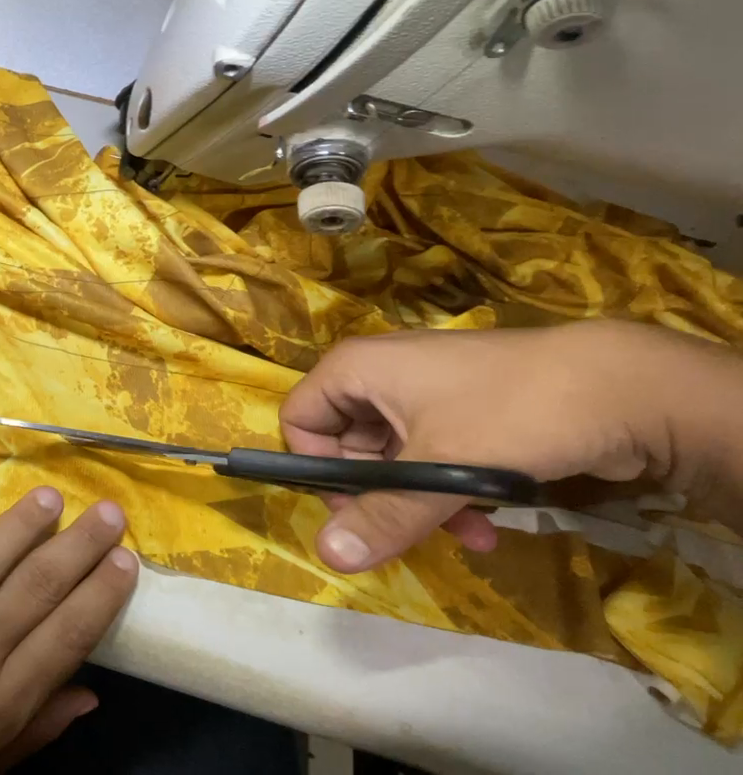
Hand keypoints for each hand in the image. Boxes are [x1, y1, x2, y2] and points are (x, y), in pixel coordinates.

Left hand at [0, 487, 137, 774]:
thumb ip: (40, 725)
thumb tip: (92, 692)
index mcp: (1, 701)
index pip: (65, 638)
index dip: (100, 595)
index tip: (126, 558)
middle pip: (31, 593)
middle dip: (76, 549)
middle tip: (107, 511)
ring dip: (15, 528)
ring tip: (48, 497)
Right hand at [280, 320, 742, 572]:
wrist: (629, 386)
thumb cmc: (512, 412)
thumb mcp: (443, 469)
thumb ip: (384, 515)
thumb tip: (329, 558)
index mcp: (354, 370)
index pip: (299, 420)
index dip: (319, 468)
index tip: (359, 509)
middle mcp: (380, 374)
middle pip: (347, 443)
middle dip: (382, 495)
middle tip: (414, 531)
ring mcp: (425, 389)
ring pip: (396, 454)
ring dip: (421, 500)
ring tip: (468, 535)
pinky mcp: (466, 408)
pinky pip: (434, 452)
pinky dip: (450, 487)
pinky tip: (488, 520)